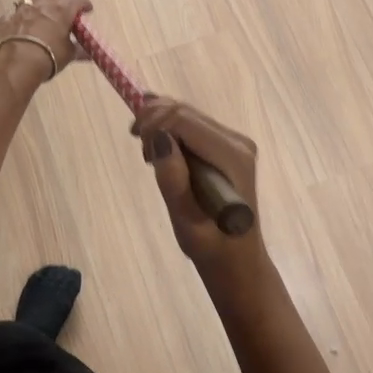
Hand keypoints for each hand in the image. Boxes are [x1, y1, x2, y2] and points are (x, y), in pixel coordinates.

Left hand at [0, 0, 90, 81]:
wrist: (17, 64)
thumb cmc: (48, 57)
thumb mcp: (68, 55)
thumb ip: (78, 50)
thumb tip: (88, 52)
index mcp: (61, 11)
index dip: (84, 1)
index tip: (87, 9)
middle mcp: (42, 5)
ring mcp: (22, 10)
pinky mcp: (7, 19)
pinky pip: (13, 10)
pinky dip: (18, 11)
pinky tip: (18, 14)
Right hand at [133, 96, 262, 267]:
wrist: (235, 260)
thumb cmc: (210, 246)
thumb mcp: (186, 222)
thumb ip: (174, 181)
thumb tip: (160, 139)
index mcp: (232, 158)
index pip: (184, 119)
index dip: (155, 122)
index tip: (135, 141)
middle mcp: (237, 142)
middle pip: (185, 112)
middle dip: (155, 121)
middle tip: (141, 150)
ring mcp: (235, 142)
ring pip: (186, 114)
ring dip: (160, 125)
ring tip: (150, 156)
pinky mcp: (227, 145)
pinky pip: (191, 124)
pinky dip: (170, 129)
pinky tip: (161, 147)